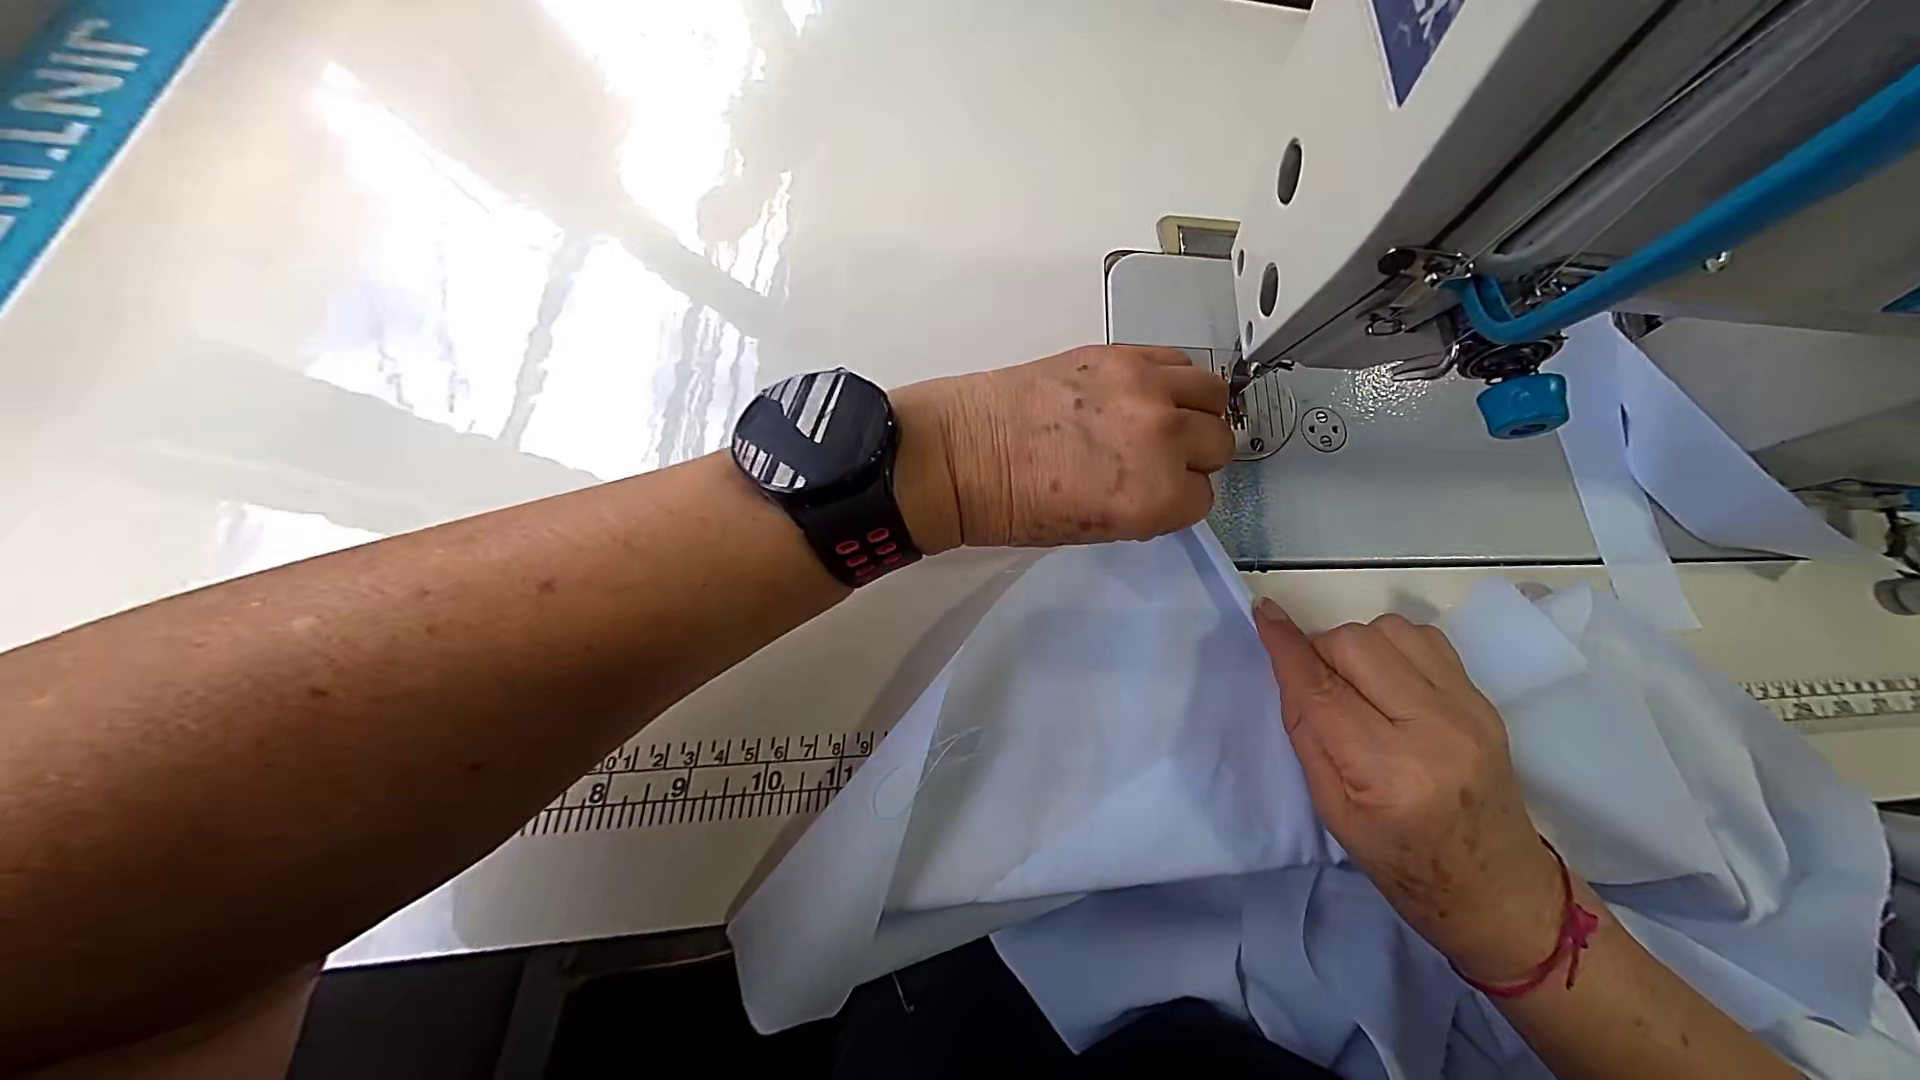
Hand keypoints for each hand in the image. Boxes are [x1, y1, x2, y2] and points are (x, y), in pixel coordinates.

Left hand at [891, 345, 1233, 551]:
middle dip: (1191, 457)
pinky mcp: (1119, 354)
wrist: (962, 453)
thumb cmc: (1012, 505)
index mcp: (1154, 498)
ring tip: (1158, 421)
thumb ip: (1144, 505)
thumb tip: (1163, 484)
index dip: (1177, 499)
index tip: (1157, 495)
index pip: (1203, 497)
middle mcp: (1162, 439)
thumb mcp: (1093, 530)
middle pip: (1217, 442)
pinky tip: (1141, 393)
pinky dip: (1169, 379)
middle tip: (1156, 459)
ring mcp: (1144, 389)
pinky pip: (1176, 359)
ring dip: (1193, 411)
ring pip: (1211, 393)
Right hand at [1252, 598, 1568, 982]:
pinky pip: (1426, 639)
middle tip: (1317, 681)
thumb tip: (1288, 668)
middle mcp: (1435, 731)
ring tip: (1356, 682)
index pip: (1321, 689)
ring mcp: (1468, 711)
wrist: (1496, 887)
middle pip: (1356, 644)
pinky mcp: (1484, 701)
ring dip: (1357, 645)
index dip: (1285, 647)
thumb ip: (1307, 731)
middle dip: (1321, 650)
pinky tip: (1389, 679)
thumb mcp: (1330, 806)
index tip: (1263, 613)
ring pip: (1391, 630)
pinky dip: (1393, 646)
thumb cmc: (1399, 860)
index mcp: (1388, 772)